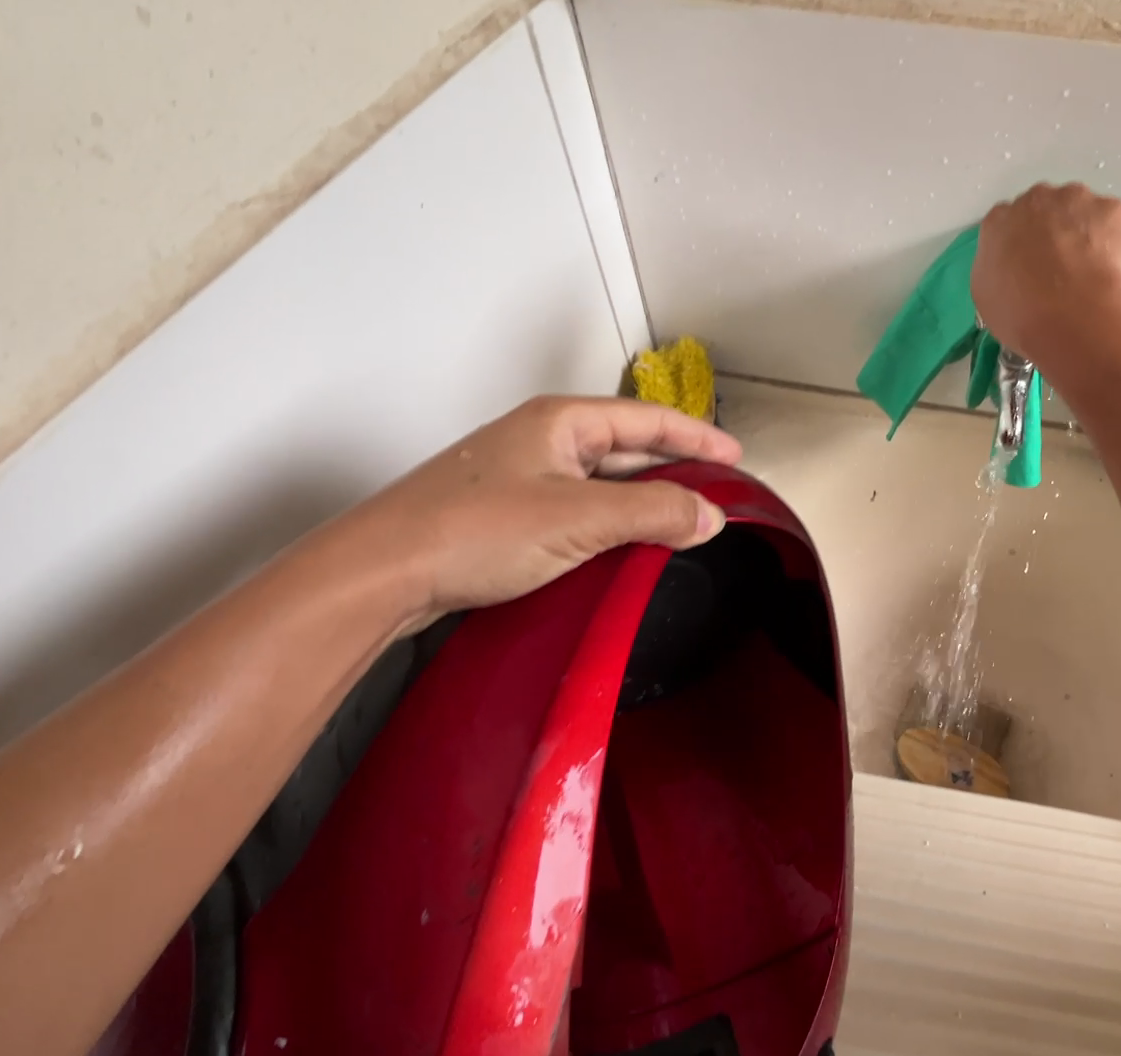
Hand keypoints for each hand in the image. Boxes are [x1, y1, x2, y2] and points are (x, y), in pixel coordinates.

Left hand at [330, 396, 742, 621]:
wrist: (382, 572)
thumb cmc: (480, 530)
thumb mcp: (580, 519)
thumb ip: (654, 513)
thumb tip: (714, 517)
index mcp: (562, 422)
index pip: (648, 419)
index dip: (697, 436)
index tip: (738, 458)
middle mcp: (543, 439)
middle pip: (627, 445)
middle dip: (674, 466)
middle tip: (718, 491)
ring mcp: (522, 475)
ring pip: (602, 480)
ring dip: (644, 497)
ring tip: (684, 520)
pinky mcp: (508, 512)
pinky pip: (580, 506)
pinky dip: (613, 521)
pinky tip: (627, 546)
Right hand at [972, 183, 1120, 377]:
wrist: (1071, 314)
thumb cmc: (1020, 312)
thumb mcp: (988, 298)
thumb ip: (998, 272)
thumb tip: (1013, 273)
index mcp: (1000, 221)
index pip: (1008, 226)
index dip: (1021, 249)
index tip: (1028, 271)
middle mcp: (1038, 198)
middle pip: (1046, 211)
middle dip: (1054, 235)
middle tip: (1060, 274)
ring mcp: (1079, 200)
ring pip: (1083, 214)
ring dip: (1086, 236)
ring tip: (1089, 276)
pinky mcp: (1115, 211)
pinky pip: (1114, 228)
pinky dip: (1115, 247)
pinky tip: (1112, 275)